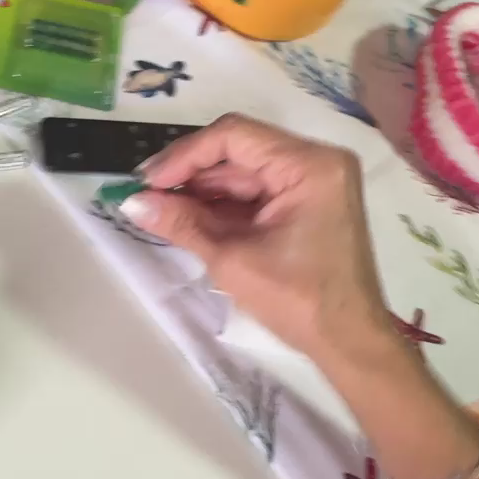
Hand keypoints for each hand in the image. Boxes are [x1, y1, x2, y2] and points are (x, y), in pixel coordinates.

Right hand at [126, 114, 395, 359]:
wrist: (347, 341)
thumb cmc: (298, 300)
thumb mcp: (232, 260)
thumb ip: (181, 223)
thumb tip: (131, 203)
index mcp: (308, 166)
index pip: (234, 136)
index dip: (184, 155)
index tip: (148, 182)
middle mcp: (314, 162)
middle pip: (236, 150)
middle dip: (189, 172)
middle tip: (144, 194)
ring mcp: (310, 182)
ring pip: (240, 171)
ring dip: (199, 189)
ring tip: (157, 207)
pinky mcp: (302, 203)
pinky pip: (252, 191)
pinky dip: (218, 203)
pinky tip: (185, 215)